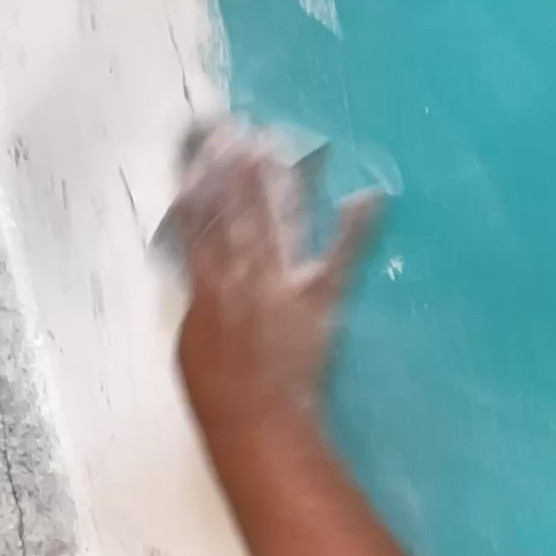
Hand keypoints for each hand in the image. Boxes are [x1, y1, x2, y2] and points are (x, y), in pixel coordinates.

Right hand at [174, 118, 380, 436]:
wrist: (257, 423)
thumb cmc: (214, 392)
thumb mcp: (189, 346)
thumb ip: (198, 303)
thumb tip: (204, 272)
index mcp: (207, 293)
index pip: (197, 231)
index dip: (195, 193)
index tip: (194, 159)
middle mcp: (243, 280)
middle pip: (235, 216)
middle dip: (231, 172)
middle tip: (231, 132)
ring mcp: (283, 287)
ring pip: (277, 225)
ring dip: (275, 183)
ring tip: (273, 145)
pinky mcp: (320, 301)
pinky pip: (340, 260)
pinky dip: (354, 229)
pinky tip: (366, 196)